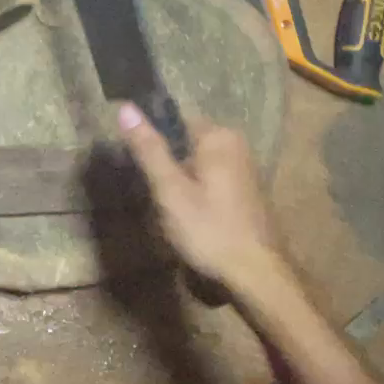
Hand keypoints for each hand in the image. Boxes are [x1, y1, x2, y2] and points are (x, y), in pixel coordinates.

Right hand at [116, 102, 284, 287]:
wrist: (258, 276)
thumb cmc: (210, 230)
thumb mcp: (170, 190)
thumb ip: (148, 149)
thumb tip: (125, 106)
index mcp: (218, 137)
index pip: (173, 120)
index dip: (153, 143)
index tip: (142, 171)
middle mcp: (235, 144)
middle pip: (184, 144)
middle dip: (167, 167)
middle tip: (157, 199)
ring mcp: (244, 168)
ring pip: (196, 165)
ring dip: (180, 184)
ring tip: (171, 213)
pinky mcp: (247, 191)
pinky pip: (210, 180)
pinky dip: (197, 194)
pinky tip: (192, 220)